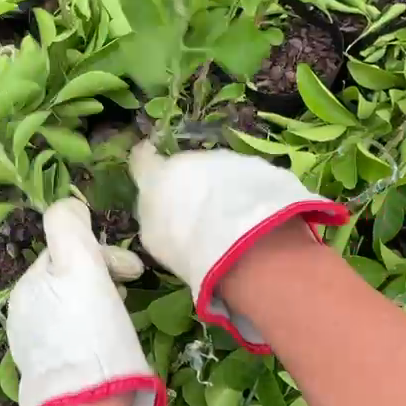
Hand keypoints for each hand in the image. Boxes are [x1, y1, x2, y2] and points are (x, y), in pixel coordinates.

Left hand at [5, 199, 165, 405]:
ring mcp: (30, 341)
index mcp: (30, 284)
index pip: (67, 248)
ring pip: (68, 306)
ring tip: (119, 319)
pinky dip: (87, 331)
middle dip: (99, 276)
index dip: (103, 252)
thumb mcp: (82, 268)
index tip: (133, 271)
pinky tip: (105, 344)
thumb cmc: (92, 334)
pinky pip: (68, 335)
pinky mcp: (44, 369)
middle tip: (131, 291)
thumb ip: (68, 229)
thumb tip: (67, 205)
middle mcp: (23, 308)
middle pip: (67, 277)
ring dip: (94, 303)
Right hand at [128, 139, 347, 351]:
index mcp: (158, 175)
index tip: (152, 176)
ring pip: (220, 171)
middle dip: (191, 183)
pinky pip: (248, 179)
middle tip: (199, 213)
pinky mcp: (262, 167)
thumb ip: (153, 214)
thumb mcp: (155, 238)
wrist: (244, 244)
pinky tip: (252, 220)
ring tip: (232, 220)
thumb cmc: (188, 247)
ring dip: (222, 189)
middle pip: (187, 166)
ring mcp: (230, 160)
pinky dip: (247, 194)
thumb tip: (158, 208)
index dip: (147, 165)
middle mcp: (192, 158)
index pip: (143, 159)